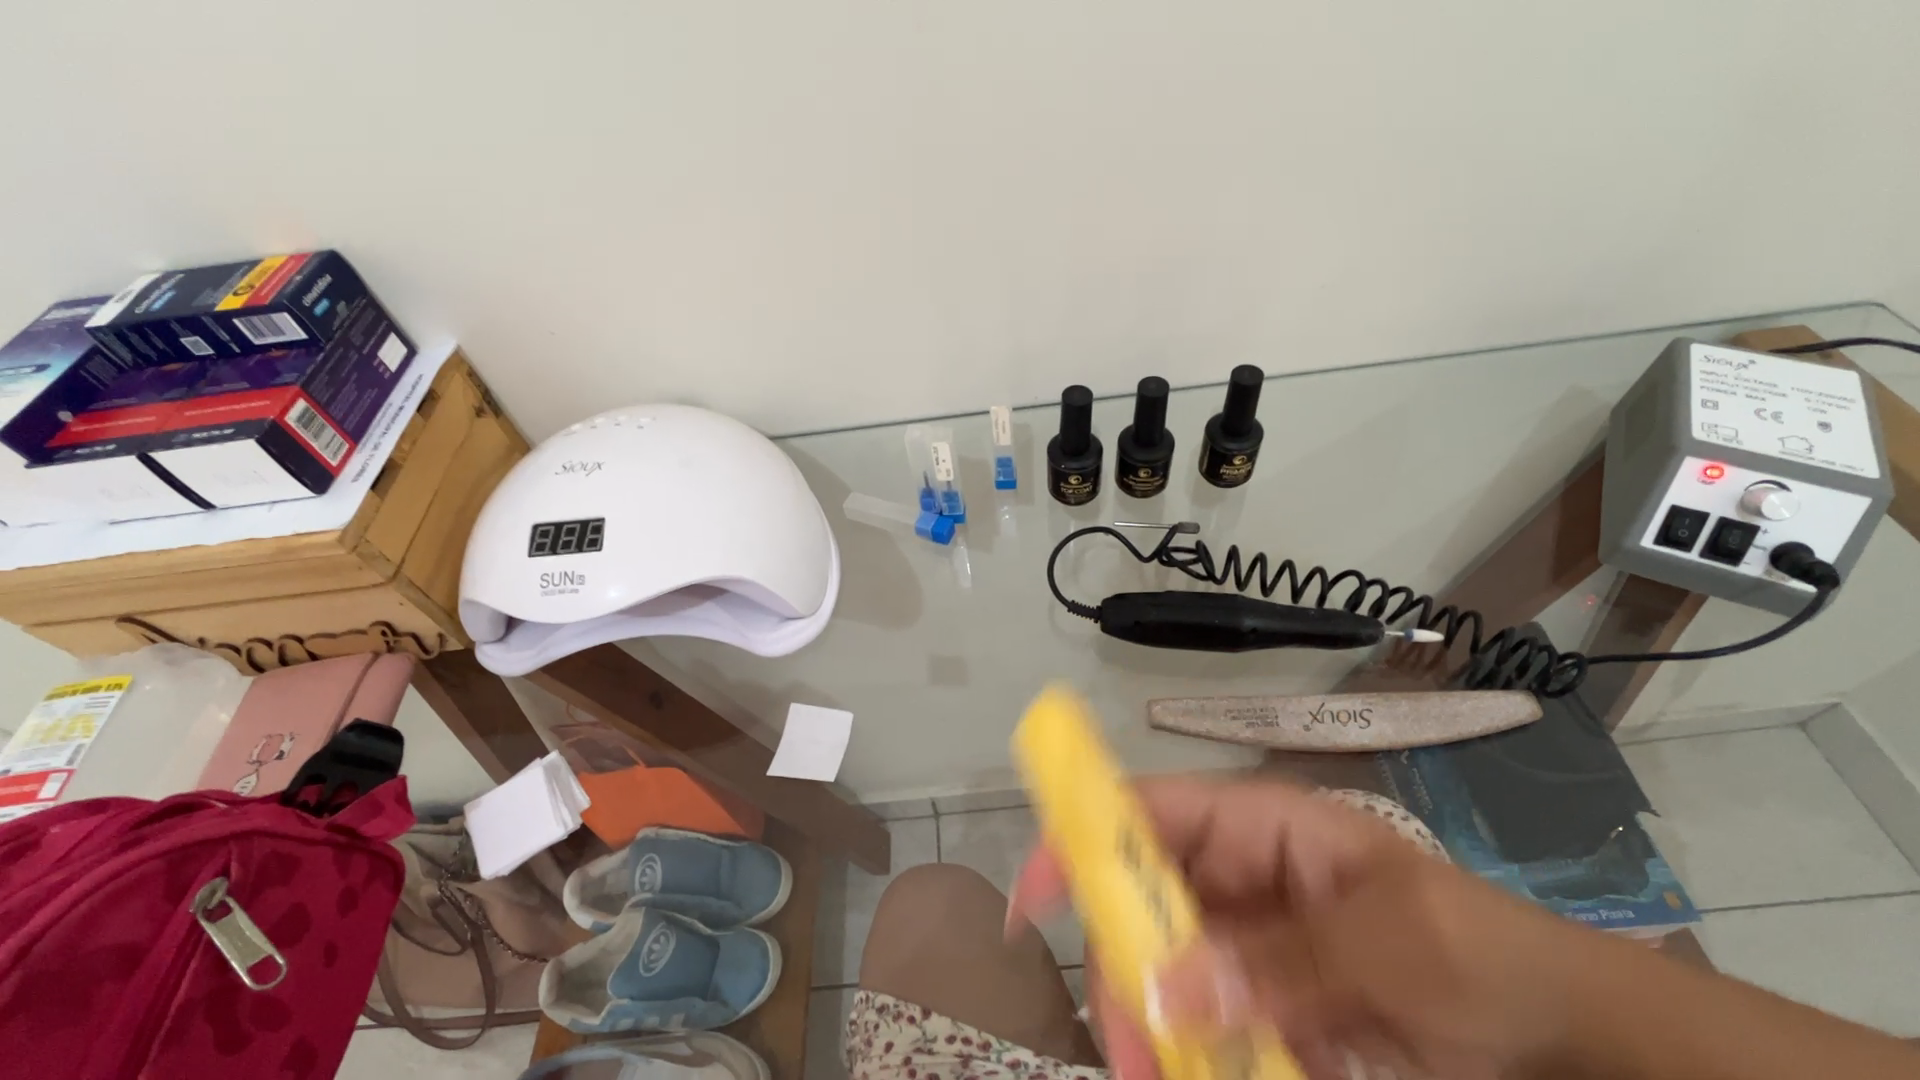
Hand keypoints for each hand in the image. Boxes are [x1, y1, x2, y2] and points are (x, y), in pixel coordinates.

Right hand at [1008, 776, 1602, 1079]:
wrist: (1564, 1036)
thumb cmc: (1482, 952)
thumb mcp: (1393, 944)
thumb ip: (1283, 962)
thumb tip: (1167, 987)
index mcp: (1266, 829)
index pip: (1154, 811)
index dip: (1087, 834)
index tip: (1037, 895)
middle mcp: (1243, 878)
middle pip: (1143, 900)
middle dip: (1122, 964)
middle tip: (1124, 1043)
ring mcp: (1251, 945)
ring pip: (1164, 970)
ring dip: (1151, 1025)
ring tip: (1157, 1079)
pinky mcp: (1264, 1006)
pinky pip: (1202, 1024)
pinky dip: (1188, 1057)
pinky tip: (1184, 1079)